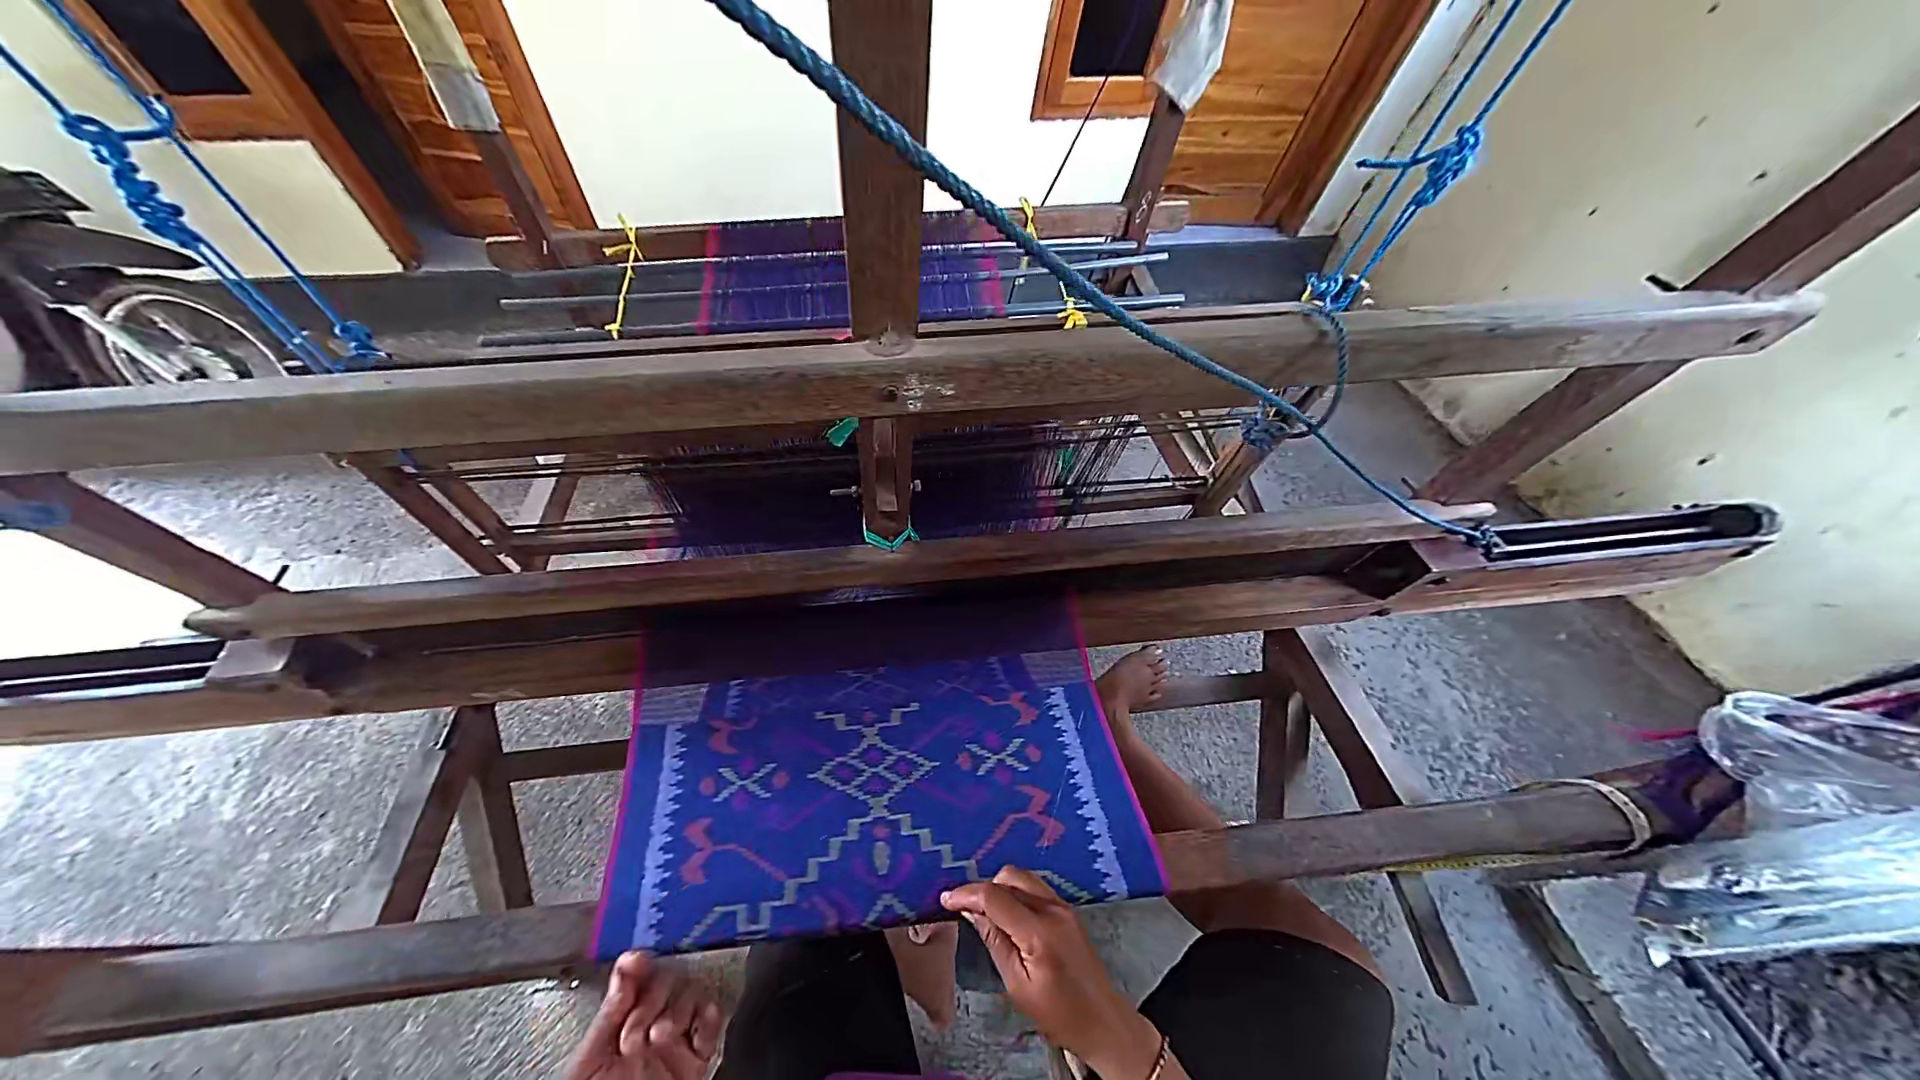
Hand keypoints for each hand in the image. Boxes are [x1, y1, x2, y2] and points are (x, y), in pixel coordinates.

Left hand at [568, 952, 723, 1079]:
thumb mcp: (589, 1064)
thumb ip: (609, 1013)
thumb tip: (627, 963)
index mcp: (617, 1024)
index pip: (637, 976)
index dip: (640, 964)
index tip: (636, 962)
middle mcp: (648, 1026)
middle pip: (669, 979)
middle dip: (654, 1000)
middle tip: (635, 1033)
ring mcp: (675, 1041)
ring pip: (694, 994)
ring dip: (679, 1010)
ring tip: (659, 1038)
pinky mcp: (698, 1058)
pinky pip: (714, 1022)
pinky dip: (709, 1023)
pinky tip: (693, 1039)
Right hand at [942, 867, 1164, 1079]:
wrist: (1102, 1020)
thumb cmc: (1059, 1013)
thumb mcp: (1018, 984)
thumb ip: (994, 941)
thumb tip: (972, 910)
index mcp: (1039, 932)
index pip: (995, 897)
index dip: (966, 894)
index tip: (946, 899)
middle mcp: (1053, 910)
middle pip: (1009, 877)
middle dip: (983, 888)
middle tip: (967, 909)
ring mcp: (1063, 906)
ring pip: (1022, 877)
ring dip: (1000, 887)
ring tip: (985, 911)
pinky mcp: (1068, 909)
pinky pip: (1035, 886)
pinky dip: (1016, 891)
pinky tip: (1007, 912)